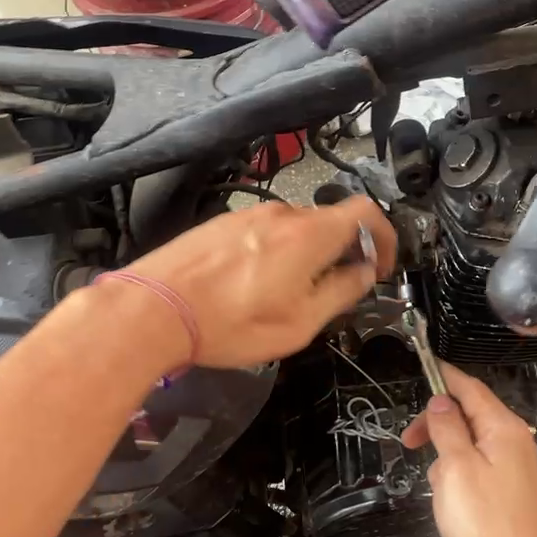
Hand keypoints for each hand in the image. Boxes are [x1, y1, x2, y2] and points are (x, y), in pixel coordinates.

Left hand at [122, 195, 396, 368]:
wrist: (151, 310)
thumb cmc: (228, 323)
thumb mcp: (301, 322)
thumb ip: (342, 292)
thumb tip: (365, 274)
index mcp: (310, 235)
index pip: (368, 213)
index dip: (384, 237)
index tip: (380, 265)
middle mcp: (282, 215)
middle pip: (332, 223)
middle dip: (344, 254)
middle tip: (336, 291)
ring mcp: (249, 216)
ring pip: (297, 230)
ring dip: (308, 257)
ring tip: (288, 297)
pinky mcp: (222, 225)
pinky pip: (265, 234)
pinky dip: (277, 255)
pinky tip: (254, 288)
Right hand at [401, 364, 536, 536]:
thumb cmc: (483, 521)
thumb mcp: (455, 467)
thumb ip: (447, 428)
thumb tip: (441, 401)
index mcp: (505, 430)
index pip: (472, 390)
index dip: (446, 376)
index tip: (424, 365)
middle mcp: (516, 442)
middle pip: (471, 416)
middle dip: (438, 425)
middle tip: (408, 442)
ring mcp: (515, 468)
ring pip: (470, 445)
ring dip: (446, 457)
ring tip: (440, 489)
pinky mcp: (509, 491)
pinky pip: (477, 469)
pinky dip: (458, 476)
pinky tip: (451, 502)